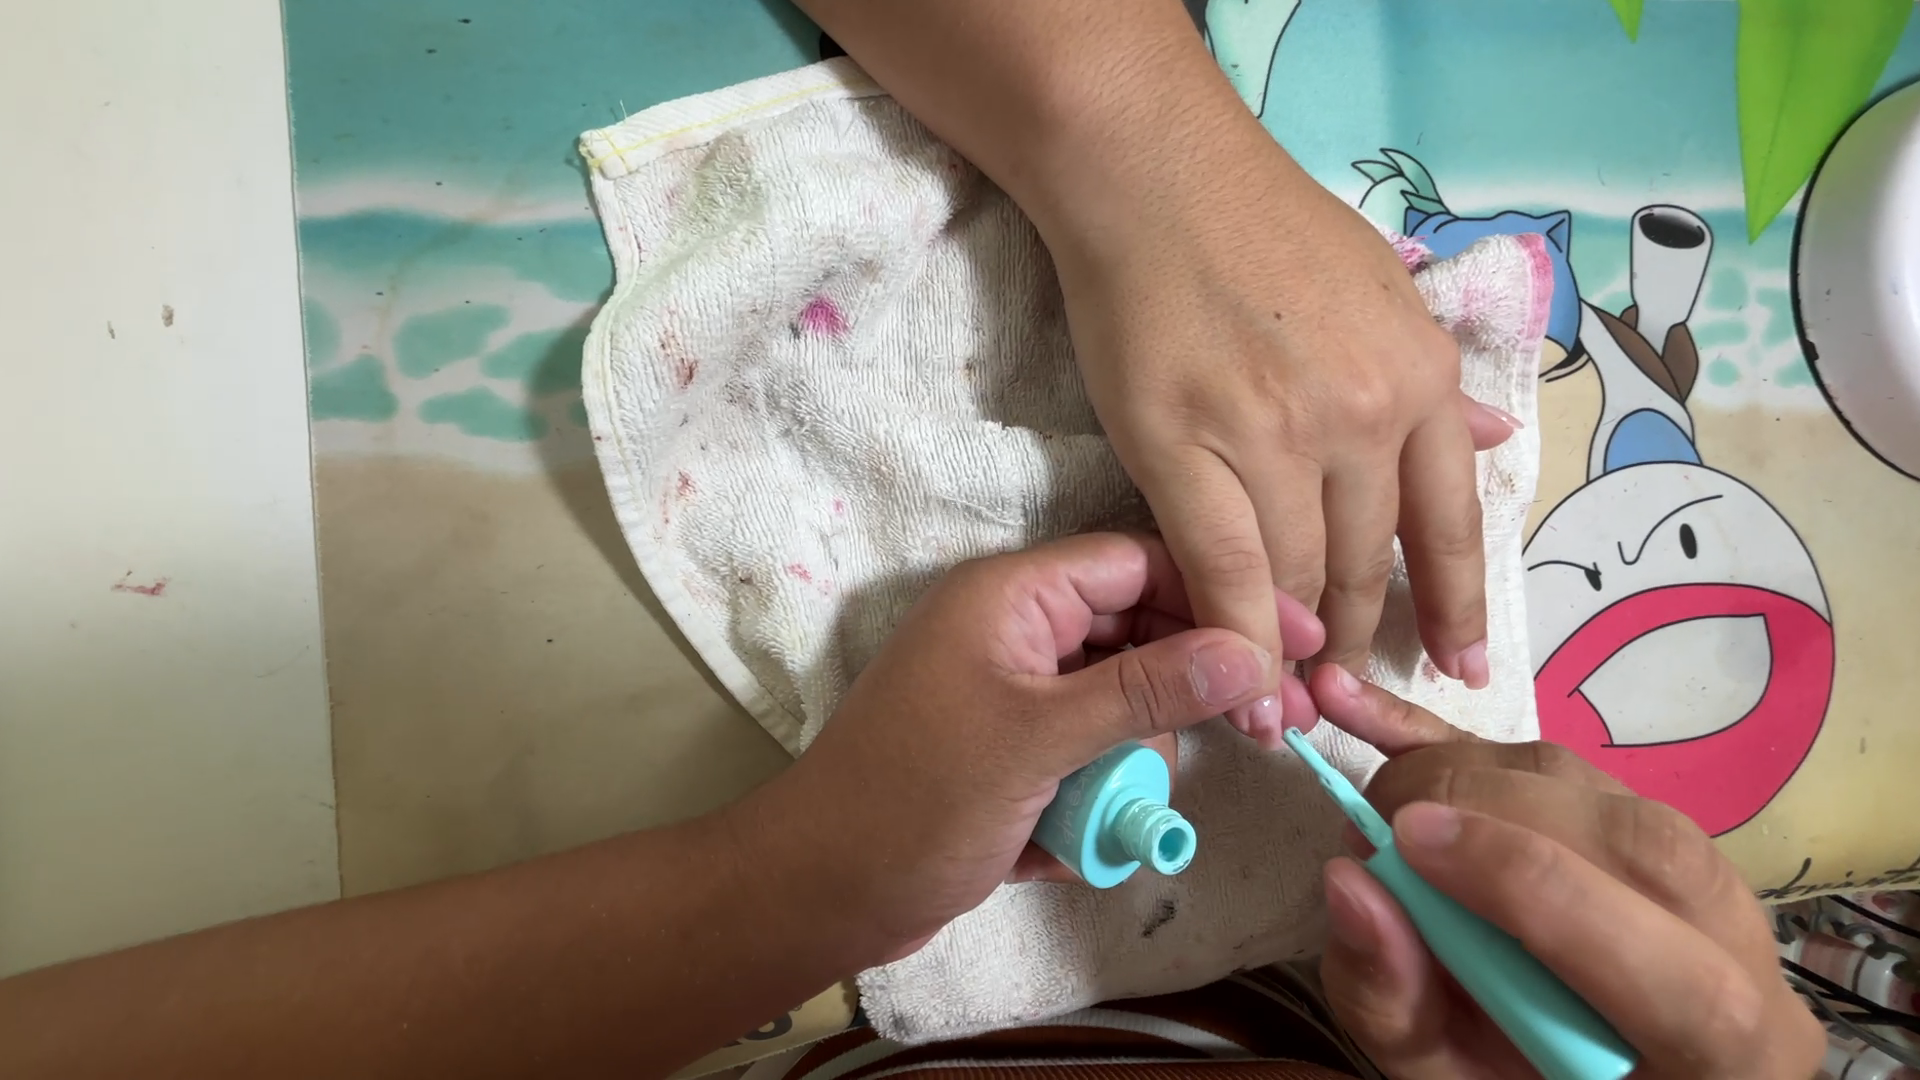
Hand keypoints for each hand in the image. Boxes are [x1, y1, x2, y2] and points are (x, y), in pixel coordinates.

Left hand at [736, 532, 1323, 965]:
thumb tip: (1250, 650)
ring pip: (1117, 698)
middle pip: (1135, 630)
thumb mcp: (1038, 739)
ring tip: (1116, 806)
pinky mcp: (1015, 744)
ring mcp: (1016, 688)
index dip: (1217, 594)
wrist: (825, 890)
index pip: (1135, 563)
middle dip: (1187, 687)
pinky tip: (1074, 836)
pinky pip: (1085, 746)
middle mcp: (1017, 628)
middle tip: (1263, 732)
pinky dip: (1093, 789)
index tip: (1297, 638)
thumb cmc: (919, 797)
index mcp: (1011, 595)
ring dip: (1132, 753)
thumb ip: (1145, 690)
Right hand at [1044, 120, 1518, 743]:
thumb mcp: (1375, 289)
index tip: (1456, 670)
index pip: (1446, 523)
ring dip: (1290, 649)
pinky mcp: (1182, 451)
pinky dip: (1234, 633)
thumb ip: (1427, 377)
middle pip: (1356, 562)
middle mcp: (1360, 417)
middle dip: (1347, 638)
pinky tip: (1244, 687)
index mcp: (1414, 377)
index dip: (1451, 605)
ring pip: (1290, 577)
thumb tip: (1485, 434)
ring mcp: (1273, 438)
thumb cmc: (1255, 232)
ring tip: (1283, 707)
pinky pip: (1221, 568)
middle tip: (1336, 697)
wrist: (1154, 184)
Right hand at [1306, 665, 1824, 1079]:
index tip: (1401, 842)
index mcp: (1723, 1056)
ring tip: (1379, 807)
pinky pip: (1517, 747)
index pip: (1671, 969)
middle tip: (1375, 823)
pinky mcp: (1599, 800)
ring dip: (1455, 770)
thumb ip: (1393, 1000)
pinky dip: (1427, 726)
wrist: (1559, 1050)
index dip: (1529, 885)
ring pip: (1576, 775)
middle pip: (1632, 838)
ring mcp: (1678, 855)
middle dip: (1480, 807)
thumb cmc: (1504, 1075)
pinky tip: (1352, 702)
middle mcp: (1730, 942)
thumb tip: (1348, 880)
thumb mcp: (1438, 1074)